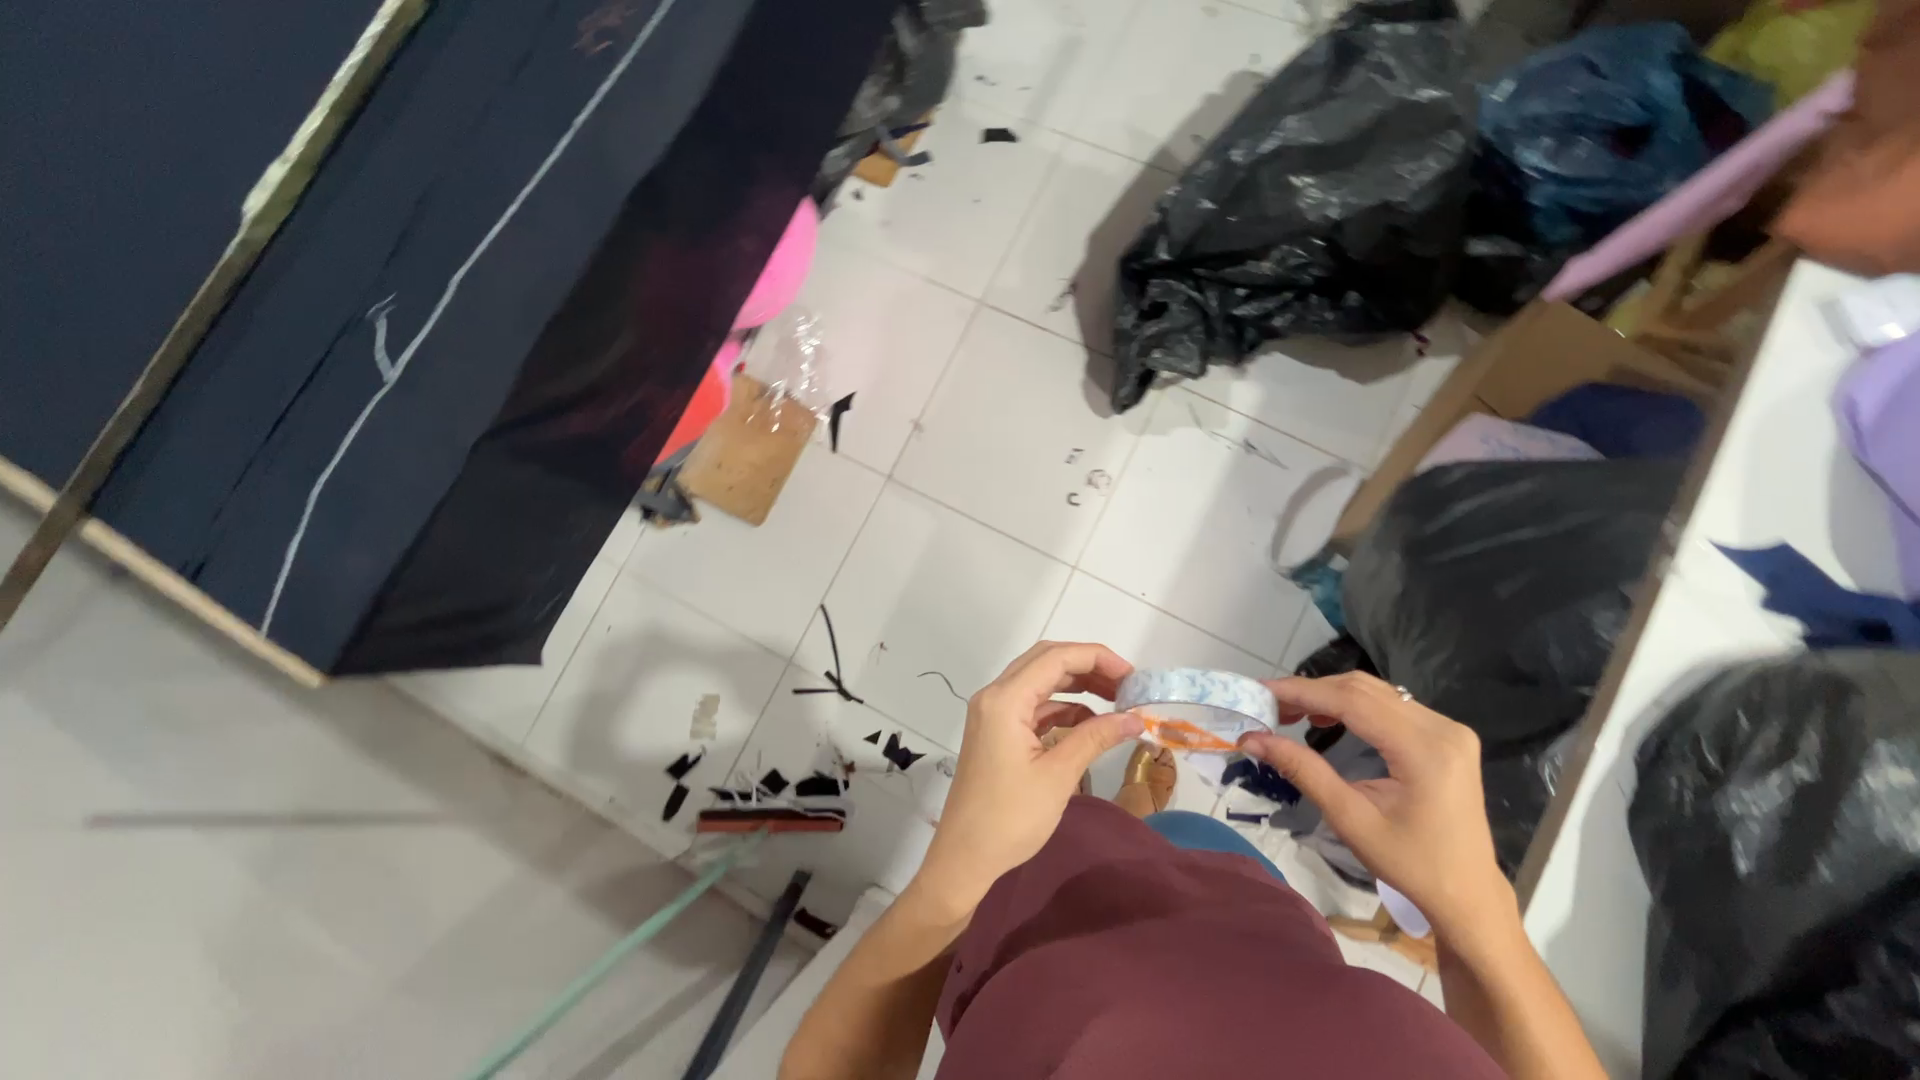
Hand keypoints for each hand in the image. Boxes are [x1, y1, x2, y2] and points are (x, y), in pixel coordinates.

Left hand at [906, 642, 1142, 918]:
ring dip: (1077, 686)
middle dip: (1089, 666)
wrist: (965, 857)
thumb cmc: (1009, 818)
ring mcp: (993, 714)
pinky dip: (1063, 708)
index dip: (1097, 657)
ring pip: (1040, 682)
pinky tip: (1091, 723)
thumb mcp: (1058, 775)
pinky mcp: (997, 732)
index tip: (1133, 676)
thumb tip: (1135, 718)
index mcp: (1004, 700)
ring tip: (1117, 703)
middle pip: (1046, 661)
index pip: (1056, 657)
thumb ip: (1095, 738)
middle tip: (1127, 686)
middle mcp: (994, 696)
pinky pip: (1033, 706)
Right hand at [1236, 673, 1513, 939]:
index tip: (1261, 690)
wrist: (1467, 892)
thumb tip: (1251, 739)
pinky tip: (1327, 718)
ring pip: (1376, 692)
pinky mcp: (1446, 736)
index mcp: (1425, 750)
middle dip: (1312, 691)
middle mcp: (1443, 728)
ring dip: (1330, 695)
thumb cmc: (1410, 863)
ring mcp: (1449, 729)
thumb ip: (1303, 770)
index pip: (1353, 701)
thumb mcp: (1350, 818)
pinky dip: (1353, 705)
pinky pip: (1391, 705)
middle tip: (1270, 707)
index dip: (1303, 690)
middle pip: (1364, 690)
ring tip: (1291, 712)